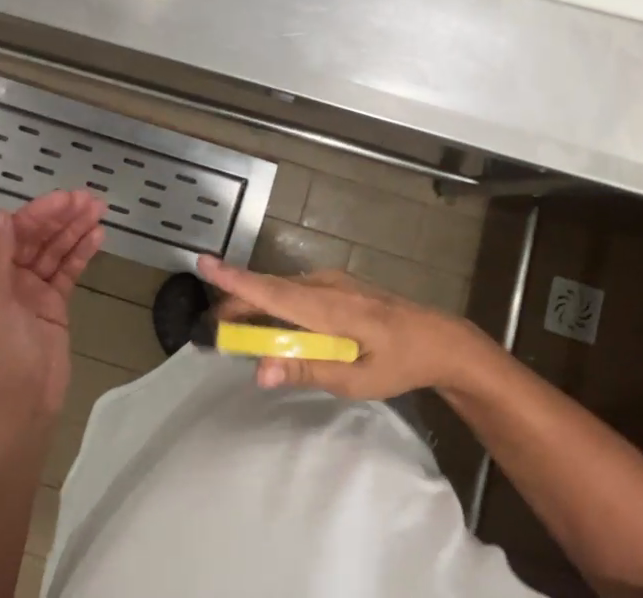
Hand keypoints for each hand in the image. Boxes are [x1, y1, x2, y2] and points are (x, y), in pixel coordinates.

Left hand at [0, 191, 105, 436]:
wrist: (19, 411)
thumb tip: (0, 216)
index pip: (10, 235)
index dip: (36, 214)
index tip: (64, 199)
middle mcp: (5, 281)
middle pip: (34, 239)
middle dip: (60, 218)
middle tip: (89, 199)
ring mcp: (31, 294)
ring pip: (54, 253)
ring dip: (74, 231)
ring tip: (99, 210)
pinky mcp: (53, 308)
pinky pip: (67, 273)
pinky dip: (81, 254)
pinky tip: (97, 237)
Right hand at [196, 255, 495, 399]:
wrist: (439, 339)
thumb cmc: (399, 363)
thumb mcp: (355, 380)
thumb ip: (305, 371)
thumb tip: (259, 370)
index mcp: (330, 307)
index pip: (272, 291)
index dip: (235, 279)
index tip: (203, 262)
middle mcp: (327, 285)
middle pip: (271, 288)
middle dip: (237, 301)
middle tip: (213, 328)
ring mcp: (334, 281)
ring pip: (283, 288)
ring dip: (257, 303)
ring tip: (234, 327)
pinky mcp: (338, 285)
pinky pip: (297, 290)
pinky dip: (276, 302)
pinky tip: (273, 321)